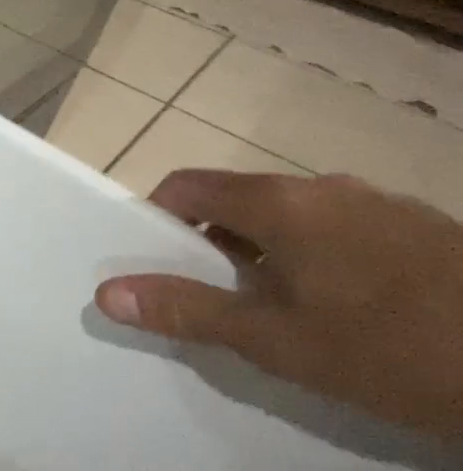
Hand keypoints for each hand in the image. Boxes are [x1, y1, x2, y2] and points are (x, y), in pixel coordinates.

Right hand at [96, 169, 462, 439]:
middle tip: (229, 299)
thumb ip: (189, 311)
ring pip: (302, 218)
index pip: (185, 187)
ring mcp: (389, 206)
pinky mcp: (439, 233)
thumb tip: (106, 293)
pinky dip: (338, 259)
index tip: (165, 265)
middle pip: (243, 201)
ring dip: (282, 252)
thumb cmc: (395, 349)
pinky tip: (368, 313)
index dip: (161, 220)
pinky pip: (356, 232)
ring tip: (300, 313)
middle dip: (223, 244)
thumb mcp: (281, 343)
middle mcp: (325, 187)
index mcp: (278, 201)